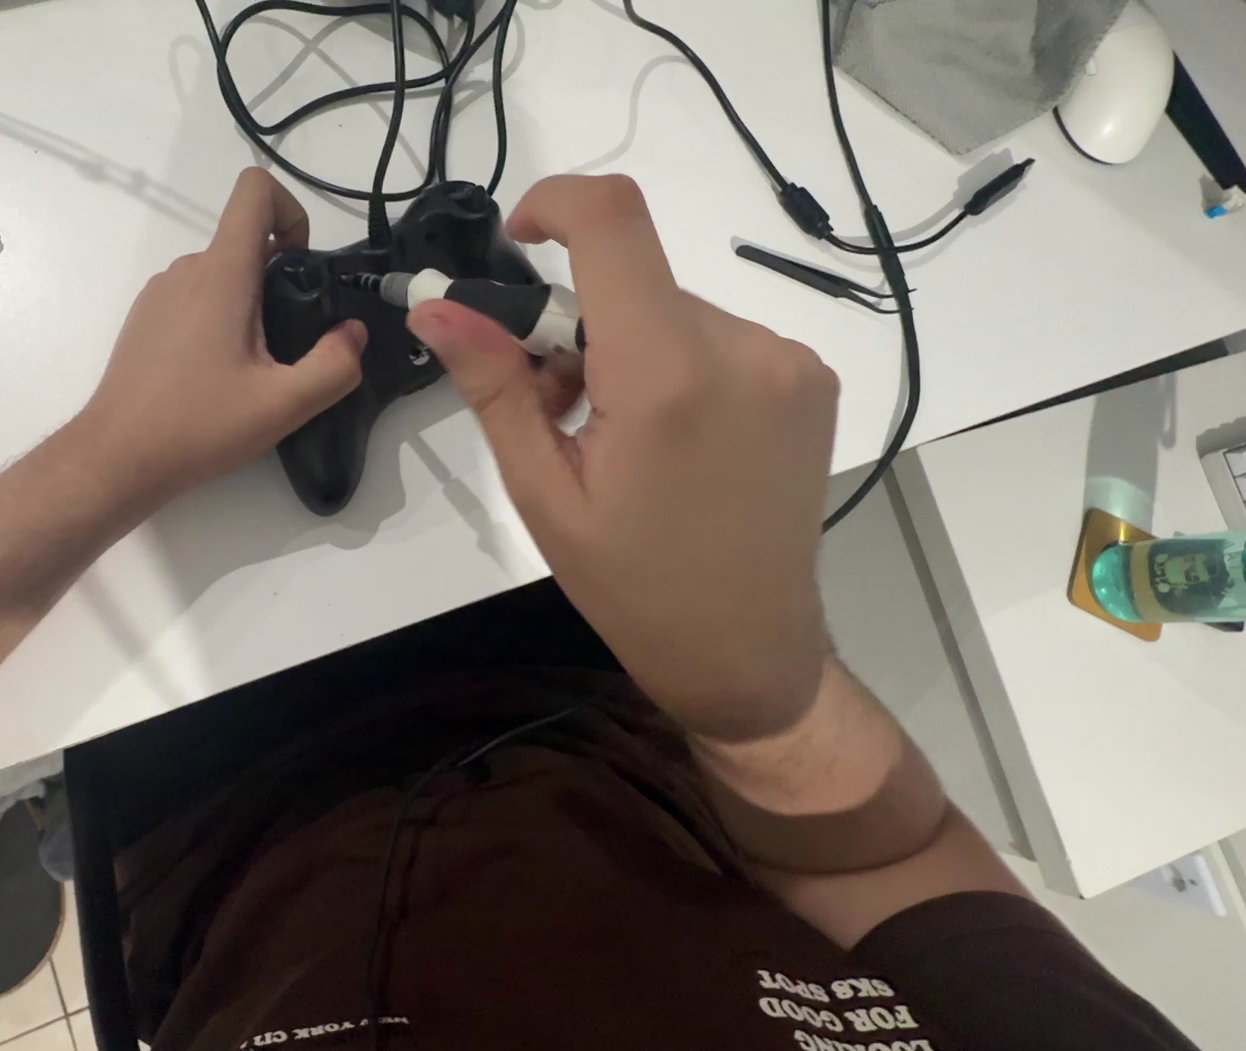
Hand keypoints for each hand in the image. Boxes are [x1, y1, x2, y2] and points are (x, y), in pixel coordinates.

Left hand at [76, 168, 364, 509]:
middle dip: (279, 281)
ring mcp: (159, 295)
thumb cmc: (200, 426)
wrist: (119, 457)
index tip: (302, 267)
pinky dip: (219, 323)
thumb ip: (335, 365)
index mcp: (221, 274)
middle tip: (287, 348)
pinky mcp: (146, 321)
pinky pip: (195, 300)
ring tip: (252, 372)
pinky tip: (217, 378)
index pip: (255, 190)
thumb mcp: (284, 405)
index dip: (291, 212)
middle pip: (244, 242)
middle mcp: (186, 271)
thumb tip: (353, 333)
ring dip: (250, 308)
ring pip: (221, 276)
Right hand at [407, 175, 839, 740]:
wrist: (746, 652)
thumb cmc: (630, 586)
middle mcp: (744, 348)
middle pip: (634, 282)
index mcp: (667, 376)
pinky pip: (718, 338)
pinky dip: (674, 364)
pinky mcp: (810, 380)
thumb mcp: (543, 491)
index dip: (554, 203)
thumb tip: (436, 309)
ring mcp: (789, 362)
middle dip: (577, 326)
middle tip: (556, 410)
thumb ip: (494, 386)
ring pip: (673, 312)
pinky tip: (669, 441)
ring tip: (616, 441)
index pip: (614, 222)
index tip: (518, 240)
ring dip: (626, 351)